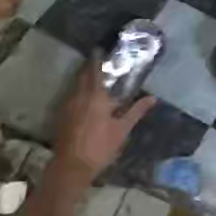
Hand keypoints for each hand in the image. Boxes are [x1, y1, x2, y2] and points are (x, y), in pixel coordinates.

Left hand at [53, 63, 152, 180]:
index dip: (96, 59)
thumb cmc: (100, 146)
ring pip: (76, 87)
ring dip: (84, 81)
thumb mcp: (122, 129)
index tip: (99, 50)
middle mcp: (78, 96)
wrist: (72, 166)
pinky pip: (72, 97)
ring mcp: (68, 106)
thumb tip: (153, 98)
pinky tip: (87, 101)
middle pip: (82, 76)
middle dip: (89, 68)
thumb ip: (136, 111)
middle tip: (98, 63)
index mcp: (95, 96)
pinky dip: (79, 94)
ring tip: (96, 81)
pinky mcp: (62, 116)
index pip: (94, 71)